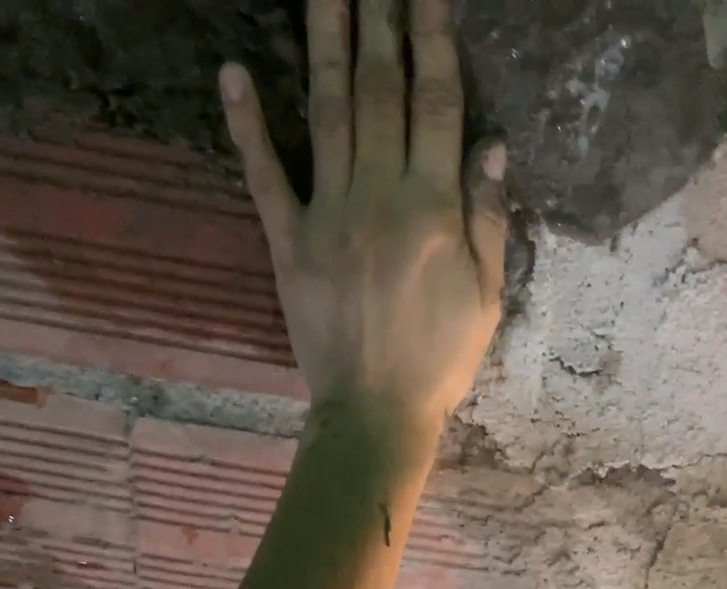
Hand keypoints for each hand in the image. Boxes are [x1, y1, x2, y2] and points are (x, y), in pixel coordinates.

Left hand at [220, 0, 508, 438]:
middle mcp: (378, 195)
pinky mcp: (287, 242)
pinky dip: (248, 125)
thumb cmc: (442, 359)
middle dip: (378, 19)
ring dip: (324, 43)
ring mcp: (327, 215)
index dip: (433, 38)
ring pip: (328, 113)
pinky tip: (233, 73)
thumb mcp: (488, 296)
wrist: (376, 411)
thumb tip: (492, 143)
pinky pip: (264, 175)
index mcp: (433, 208)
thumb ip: (489, 218)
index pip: (436, 103)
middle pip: (380, 91)